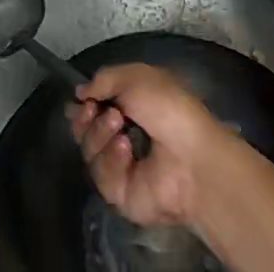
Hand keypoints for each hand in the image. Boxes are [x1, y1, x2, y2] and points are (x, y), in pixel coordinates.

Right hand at [65, 63, 235, 228]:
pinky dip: (111, 160)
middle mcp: (124, 137)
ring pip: (90, 152)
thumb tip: (81, 92)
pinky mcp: (122, 195)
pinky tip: (126, 151)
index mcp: (132, 109)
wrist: (192, 158)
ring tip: (119, 126)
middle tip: (92, 110)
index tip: (80, 99)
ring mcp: (122, 168)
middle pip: (86, 131)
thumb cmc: (169, 109)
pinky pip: (103, 177)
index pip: (95, 108)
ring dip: (99, 134)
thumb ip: (104, 79)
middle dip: (85, 119)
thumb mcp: (136, 77)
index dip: (84, 104)